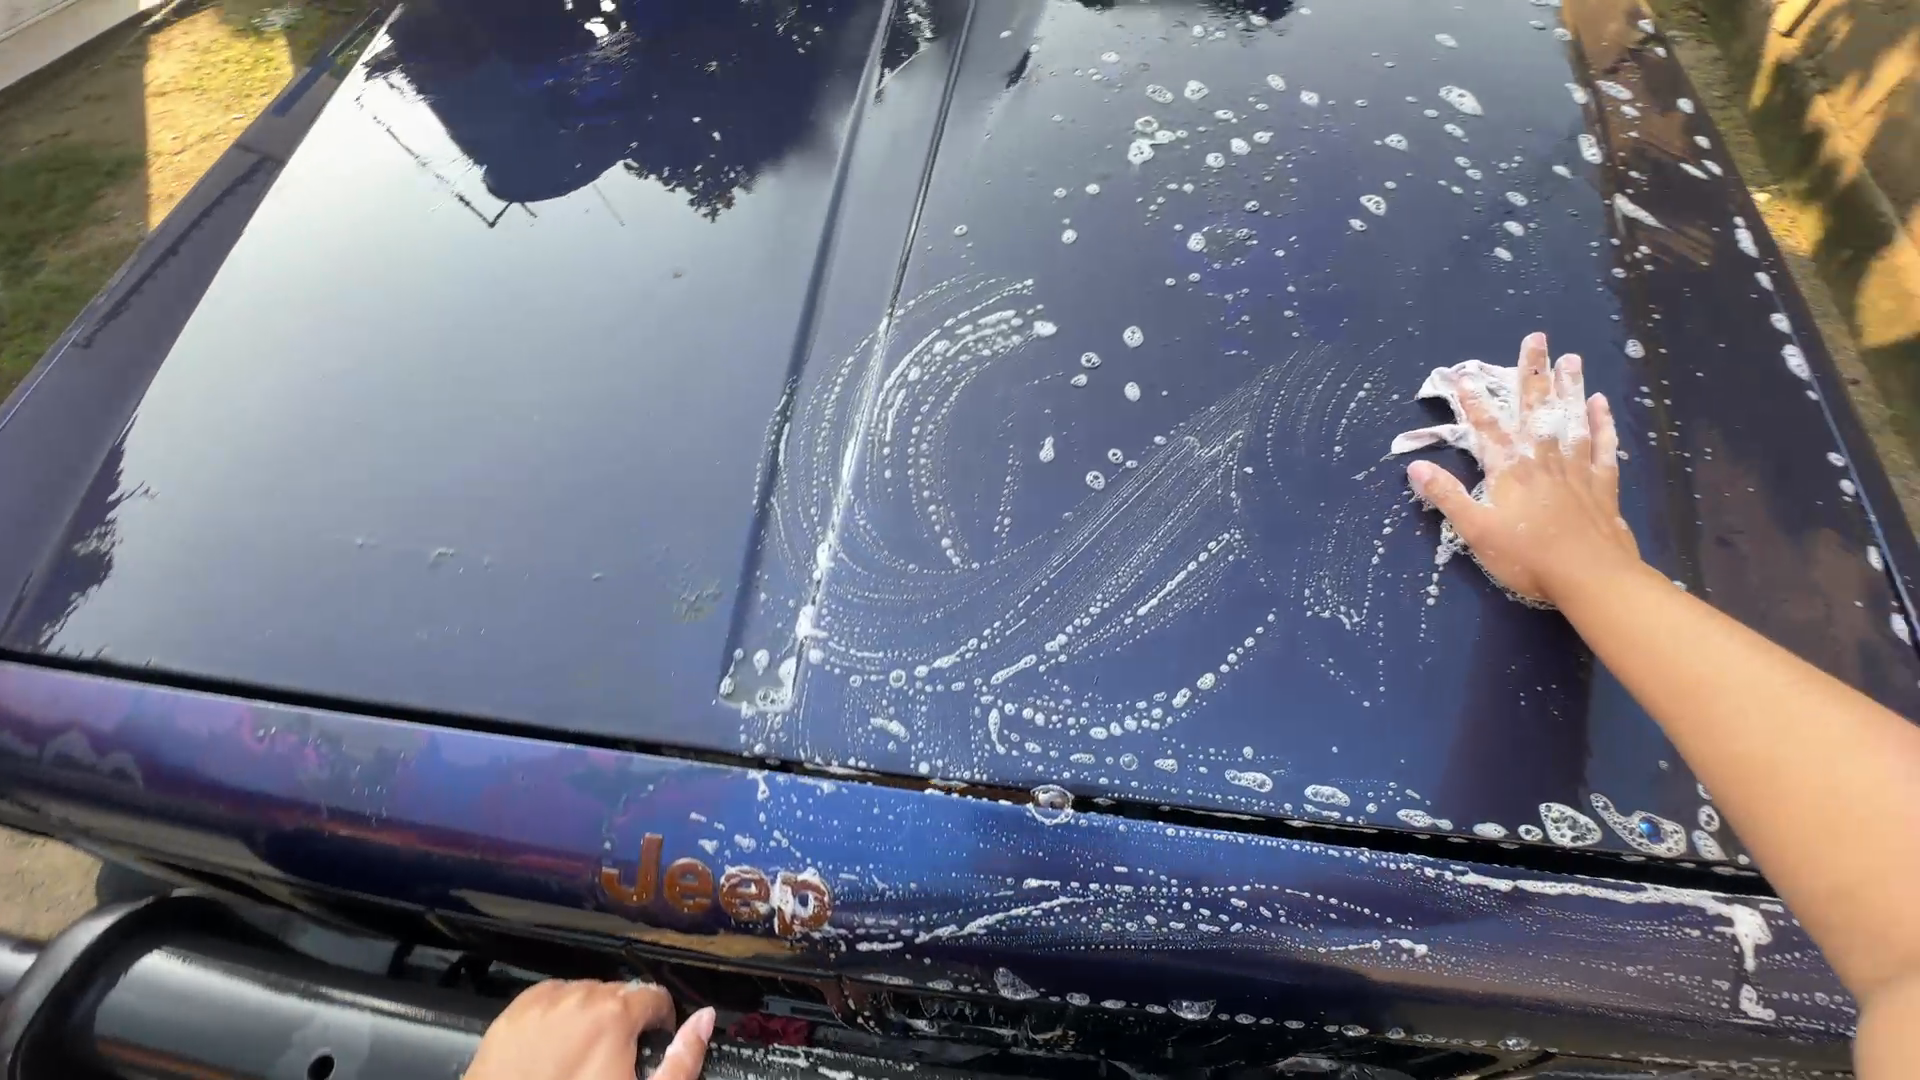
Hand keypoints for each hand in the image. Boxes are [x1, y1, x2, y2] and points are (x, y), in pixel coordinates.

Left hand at [464, 979, 715, 1079]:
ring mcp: (545, 1001)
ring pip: (584, 996)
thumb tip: (706, 1017)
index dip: (658, 1024)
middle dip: (621, 1023)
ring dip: (589, 1018)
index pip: (655, 998)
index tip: (648, 1048)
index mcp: (617, 1013)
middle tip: (608, 1064)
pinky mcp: (514, 1012)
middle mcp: (583, 995)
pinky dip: (557, 1017)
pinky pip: (550, 999)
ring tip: (577, 1059)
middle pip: (619, 996)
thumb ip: (682, 1060)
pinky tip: (551, 1050)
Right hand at [1404, 331, 1641, 603]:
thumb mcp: (1474, 529)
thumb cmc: (1525, 556)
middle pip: (1535, 410)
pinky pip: (1602, 446)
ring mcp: (1577, 469)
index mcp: (1509, 470)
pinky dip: (1601, 423)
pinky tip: (1598, 403)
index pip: (1487, 428)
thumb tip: (1415, 467)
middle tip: (1536, 339)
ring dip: (1569, 387)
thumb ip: (1446, 496)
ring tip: (1569, 358)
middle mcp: (1544, 460)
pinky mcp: (1602, 484)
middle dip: (1532, 374)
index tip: (1463, 375)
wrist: (1591, 577)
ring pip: (1572, 419)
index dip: (1474, 401)